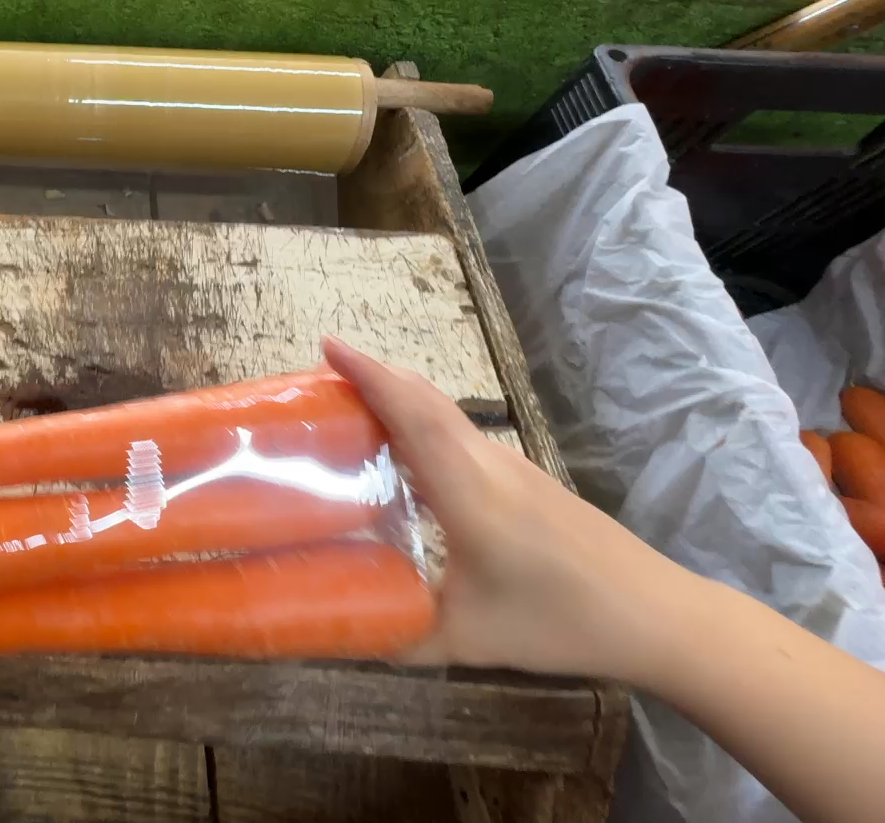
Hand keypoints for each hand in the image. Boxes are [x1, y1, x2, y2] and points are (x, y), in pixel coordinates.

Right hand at [323, 338, 687, 679]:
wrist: (665, 620)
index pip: (414, 417)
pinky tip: (398, 448)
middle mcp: (487, 465)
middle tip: (318, 373)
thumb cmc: (563, 621)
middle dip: (370, 374)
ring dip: (393, 394)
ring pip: (441, 412)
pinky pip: (454, 431)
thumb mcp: (470, 638)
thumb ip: (401, 634)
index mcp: (469, 492)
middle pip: (424, 399)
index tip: (330, 346)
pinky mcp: (520, 476)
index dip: (370, 376)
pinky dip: (415, 418)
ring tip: (345, 404)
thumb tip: (341, 630)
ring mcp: (508, 466)